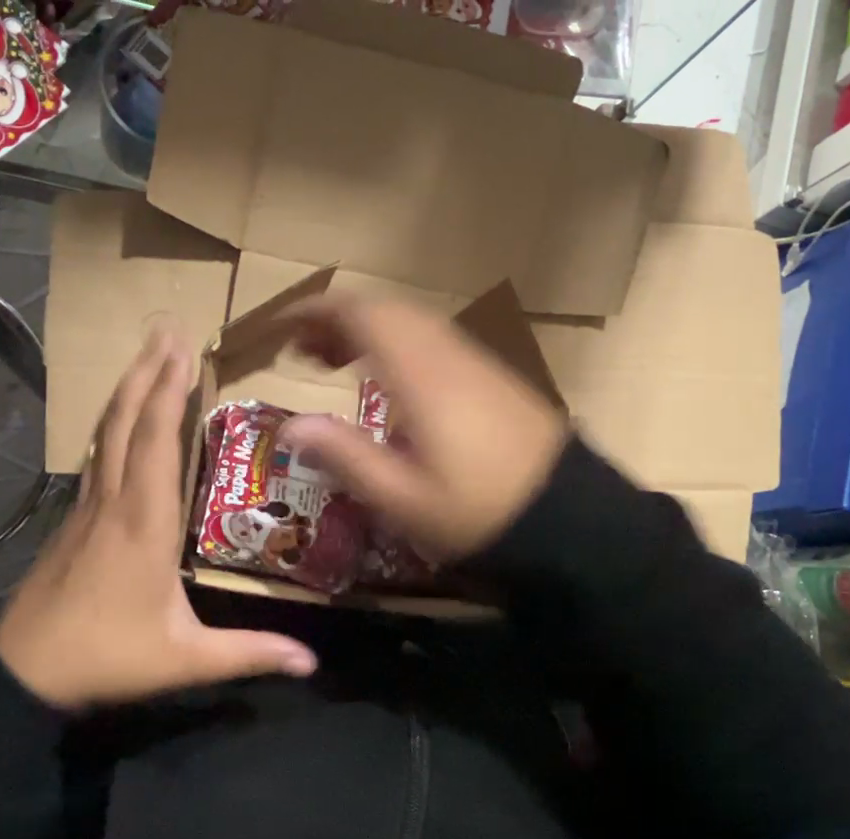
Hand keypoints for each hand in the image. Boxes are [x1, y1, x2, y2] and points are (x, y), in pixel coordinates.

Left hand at [0, 324, 318, 710]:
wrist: (25, 672)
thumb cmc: (107, 658)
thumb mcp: (185, 660)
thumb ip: (249, 653)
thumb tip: (311, 663)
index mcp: (144, 524)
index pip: (156, 440)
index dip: (169, 391)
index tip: (183, 348)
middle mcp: (112, 504)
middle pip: (125, 423)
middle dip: (146, 373)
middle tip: (164, 329)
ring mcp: (85, 511)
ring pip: (103, 437)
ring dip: (125, 394)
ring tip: (144, 359)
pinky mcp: (70, 524)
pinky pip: (94, 460)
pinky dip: (111, 428)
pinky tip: (117, 427)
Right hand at [275, 295, 569, 561]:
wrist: (568, 517)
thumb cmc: (477, 512)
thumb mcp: (402, 498)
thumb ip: (345, 456)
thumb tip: (291, 426)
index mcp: (421, 375)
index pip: (362, 315)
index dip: (315, 311)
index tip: (280, 327)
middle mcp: (448, 355)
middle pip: (385, 310)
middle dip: (336, 320)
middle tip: (301, 353)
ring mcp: (475, 362)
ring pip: (411, 322)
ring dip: (366, 331)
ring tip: (333, 364)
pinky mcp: (492, 378)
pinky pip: (432, 341)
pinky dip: (395, 345)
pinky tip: (387, 384)